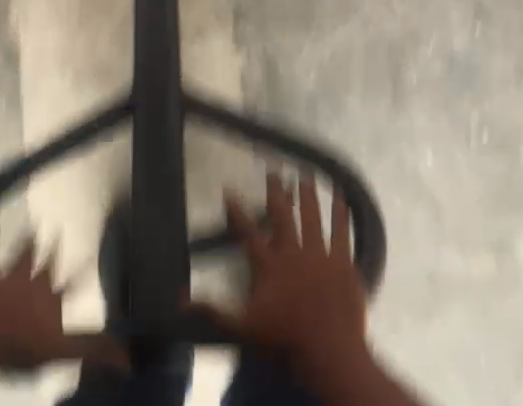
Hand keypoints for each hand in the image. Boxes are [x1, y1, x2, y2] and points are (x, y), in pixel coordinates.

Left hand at [0, 234, 120, 372]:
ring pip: (18, 254)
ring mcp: (5, 276)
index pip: (71, 283)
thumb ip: (90, 349)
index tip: (91, 256)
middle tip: (56, 229)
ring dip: (25, 240)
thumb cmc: (19, 347)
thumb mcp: (59, 352)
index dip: (82, 270)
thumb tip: (126, 354)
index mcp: (48, 297)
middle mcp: (30, 280)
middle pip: (43, 261)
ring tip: (30, 226)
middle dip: (50, 246)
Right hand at [205, 170, 369, 370]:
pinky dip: (341, 215)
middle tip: (273, 171)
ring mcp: (320, 255)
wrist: (328, 351)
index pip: (247, 232)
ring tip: (306, 175)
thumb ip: (213, 311)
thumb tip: (180, 300)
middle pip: (282, 215)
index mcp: (269, 265)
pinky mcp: (342, 263)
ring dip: (309, 195)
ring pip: (313, 217)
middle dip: (276, 192)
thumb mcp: (243, 328)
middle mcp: (293, 252)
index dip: (236, 210)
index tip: (228, 190)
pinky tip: (342, 199)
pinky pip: (342, 233)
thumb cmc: (285, 339)